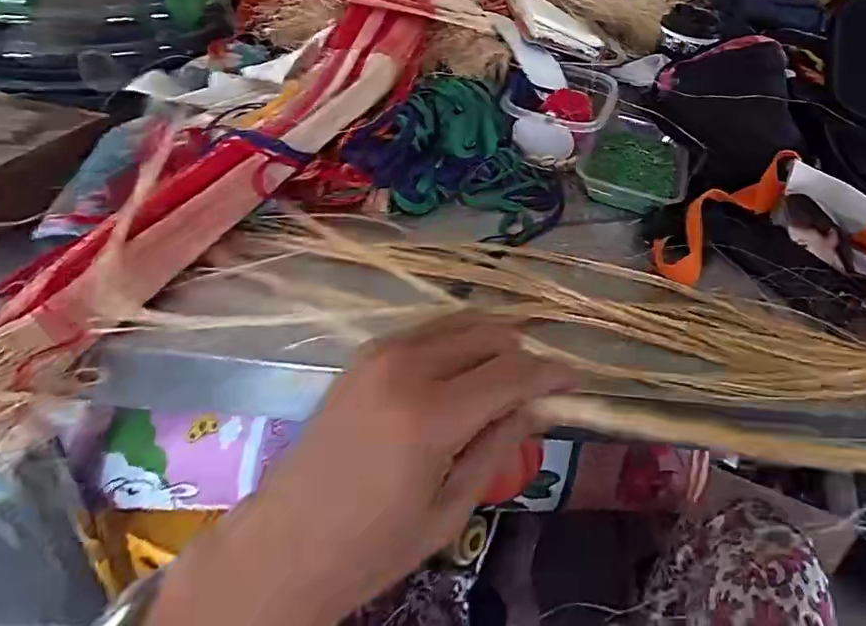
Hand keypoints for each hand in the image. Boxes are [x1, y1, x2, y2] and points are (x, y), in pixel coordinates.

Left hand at [148, 313, 576, 625]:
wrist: (288, 538)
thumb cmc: (374, 543)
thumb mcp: (450, 507)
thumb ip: (498, 443)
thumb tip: (539, 404)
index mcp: (430, 413)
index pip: (512, 371)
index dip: (552, 373)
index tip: (577, 380)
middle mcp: (407, 365)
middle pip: (490, 333)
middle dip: (523, 355)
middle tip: (539, 388)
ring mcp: (382, 350)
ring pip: (460, 321)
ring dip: (492, 341)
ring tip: (506, 378)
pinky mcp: (366, 350)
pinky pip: (428, 329)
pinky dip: (458, 340)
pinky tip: (464, 371)